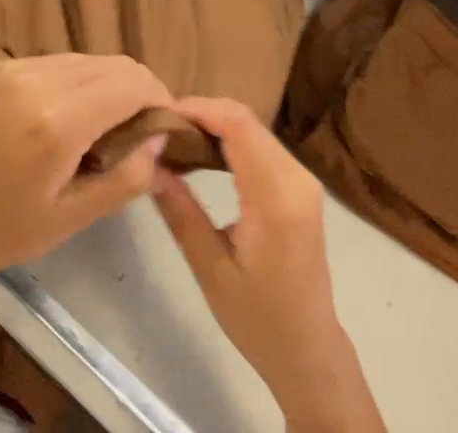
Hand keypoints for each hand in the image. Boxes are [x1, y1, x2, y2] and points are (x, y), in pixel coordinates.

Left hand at [0, 54, 173, 296]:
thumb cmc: (5, 232)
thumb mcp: (75, 216)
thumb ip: (128, 175)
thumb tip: (162, 139)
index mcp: (56, 122)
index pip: (132, 84)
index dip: (161, 101)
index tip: (169, 129)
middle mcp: (36, 81)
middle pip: (115, 64)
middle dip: (140, 92)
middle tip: (145, 131)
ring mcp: (14, 69)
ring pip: (89, 60)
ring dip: (111, 85)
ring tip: (111, 128)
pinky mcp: (0, 68)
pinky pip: (60, 64)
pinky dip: (81, 83)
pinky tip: (76, 118)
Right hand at [153, 98, 382, 431]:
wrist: (307, 349)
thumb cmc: (258, 318)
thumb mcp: (210, 268)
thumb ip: (181, 211)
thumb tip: (150, 164)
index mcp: (276, 198)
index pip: (238, 126)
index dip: (198, 109)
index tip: (158, 114)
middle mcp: (297, 179)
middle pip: (247, 121)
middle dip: (201, 114)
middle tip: (158, 128)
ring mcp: (303, 181)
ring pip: (254, 130)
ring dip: (214, 125)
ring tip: (172, 139)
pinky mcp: (301, 188)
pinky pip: (263, 147)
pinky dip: (230, 141)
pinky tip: (201, 154)